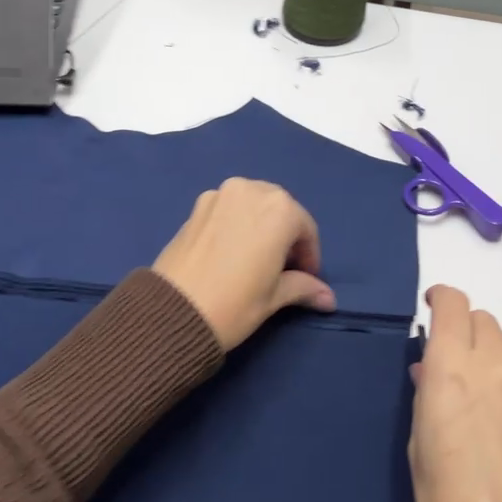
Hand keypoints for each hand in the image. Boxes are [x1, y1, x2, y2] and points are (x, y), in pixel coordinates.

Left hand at [152, 178, 336, 349]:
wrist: (172, 311)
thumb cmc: (234, 303)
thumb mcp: (274, 297)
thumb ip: (303, 287)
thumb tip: (328, 298)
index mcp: (278, 208)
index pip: (305, 229)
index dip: (309, 256)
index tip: (306, 278)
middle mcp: (250, 190)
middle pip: (279, 209)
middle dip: (285, 236)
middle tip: (283, 269)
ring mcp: (219, 194)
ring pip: (252, 205)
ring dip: (261, 226)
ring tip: (256, 260)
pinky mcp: (197, 205)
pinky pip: (228, 209)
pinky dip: (237, 223)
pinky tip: (231, 252)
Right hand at [409, 285, 501, 501]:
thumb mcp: (418, 445)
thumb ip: (426, 396)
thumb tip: (428, 372)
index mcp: (451, 370)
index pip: (453, 303)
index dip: (441, 298)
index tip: (433, 308)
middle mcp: (494, 365)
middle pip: (483, 318)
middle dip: (465, 329)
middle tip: (455, 359)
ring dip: (496, 349)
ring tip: (488, 381)